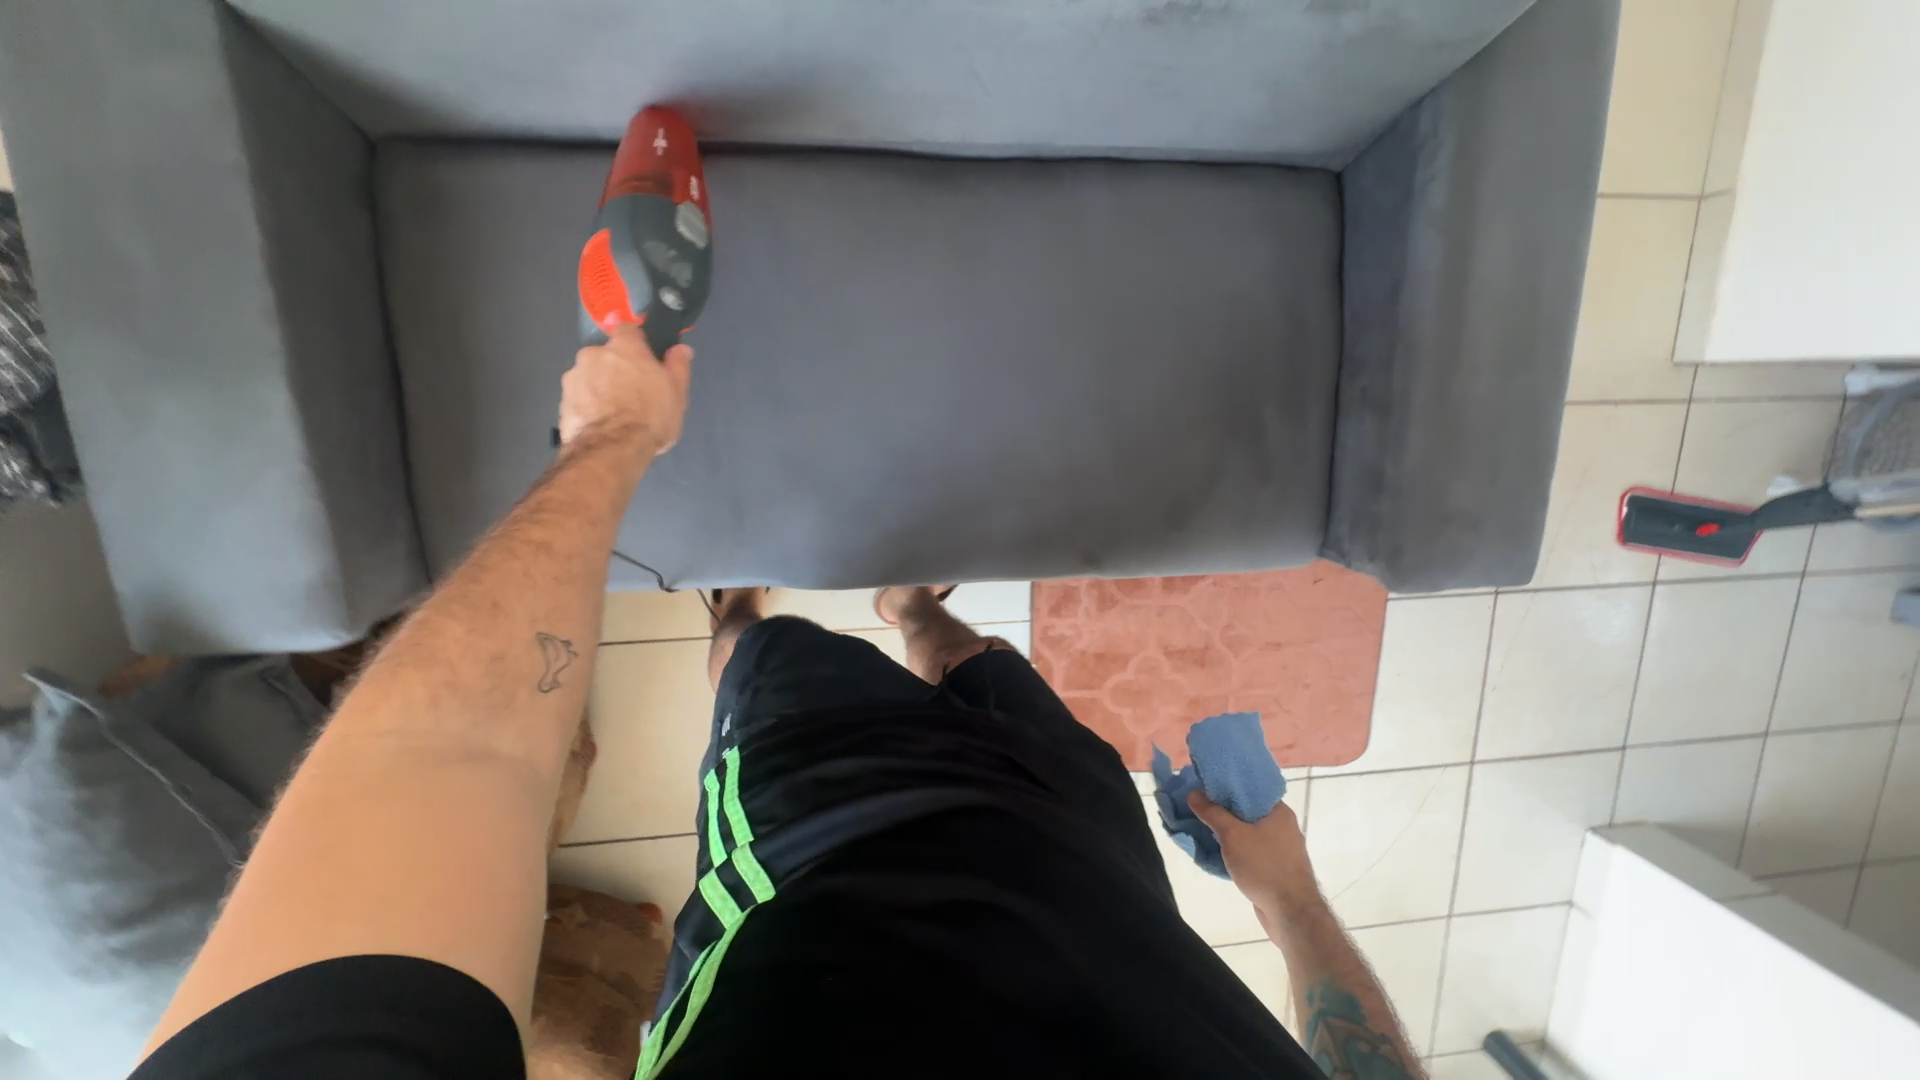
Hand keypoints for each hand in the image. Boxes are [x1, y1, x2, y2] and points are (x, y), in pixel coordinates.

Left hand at [557, 324, 693, 457]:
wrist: (611, 448)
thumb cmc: (650, 416)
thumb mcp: (676, 393)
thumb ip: (677, 366)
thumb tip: (681, 349)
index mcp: (624, 347)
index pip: (628, 329)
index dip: (636, 342)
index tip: (644, 358)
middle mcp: (594, 354)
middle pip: (606, 355)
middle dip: (615, 368)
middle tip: (631, 392)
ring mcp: (574, 376)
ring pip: (590, 376)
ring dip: (599, 387)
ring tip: (614, 413)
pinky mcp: (563, 400)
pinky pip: (579, 397)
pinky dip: (588, 405)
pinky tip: (601, 424)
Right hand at [1188, 792, 1324, 926]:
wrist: (1291, 913)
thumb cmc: (1264, 866)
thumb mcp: (1232, 835)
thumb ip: (1212, 812)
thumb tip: (1193, 793)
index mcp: (1277, 810)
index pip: (1248, 789)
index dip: (1224, 785)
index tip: (1203, 786)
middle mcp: (1282, 825)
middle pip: (1245, 810)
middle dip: (1221, 810)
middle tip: (1196, 806)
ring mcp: (1280, 847)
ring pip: (1246, 831)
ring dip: (1225, 832)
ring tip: (1200, 827)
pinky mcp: (1275, 866)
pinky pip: (1249, 850)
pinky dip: (1233, 848)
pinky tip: (1215, 851)